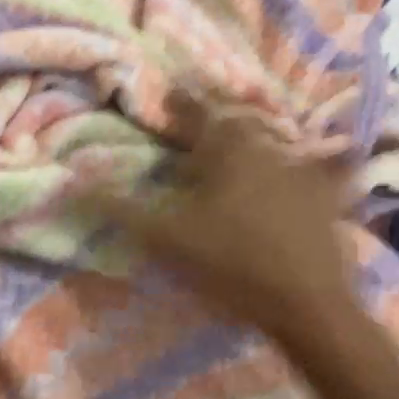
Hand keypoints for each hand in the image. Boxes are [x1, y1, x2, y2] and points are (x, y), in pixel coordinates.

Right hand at [89, 92, 362, 340]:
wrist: (310, 307)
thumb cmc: (231, 263)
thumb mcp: (163, 237)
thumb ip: (116, 207)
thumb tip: (69, 181)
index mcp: (224, 148)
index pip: (197, 110)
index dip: (180, 100)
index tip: (167, 92)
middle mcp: (264, 148)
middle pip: (238, 118)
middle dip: (217, 109)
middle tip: (201, 107)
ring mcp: (302, 173)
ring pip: (275, 138)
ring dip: (256, 131)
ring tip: (243, 131)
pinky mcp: (329, 201)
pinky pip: (325, 170)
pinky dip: (318, 162)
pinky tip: (324, 164)